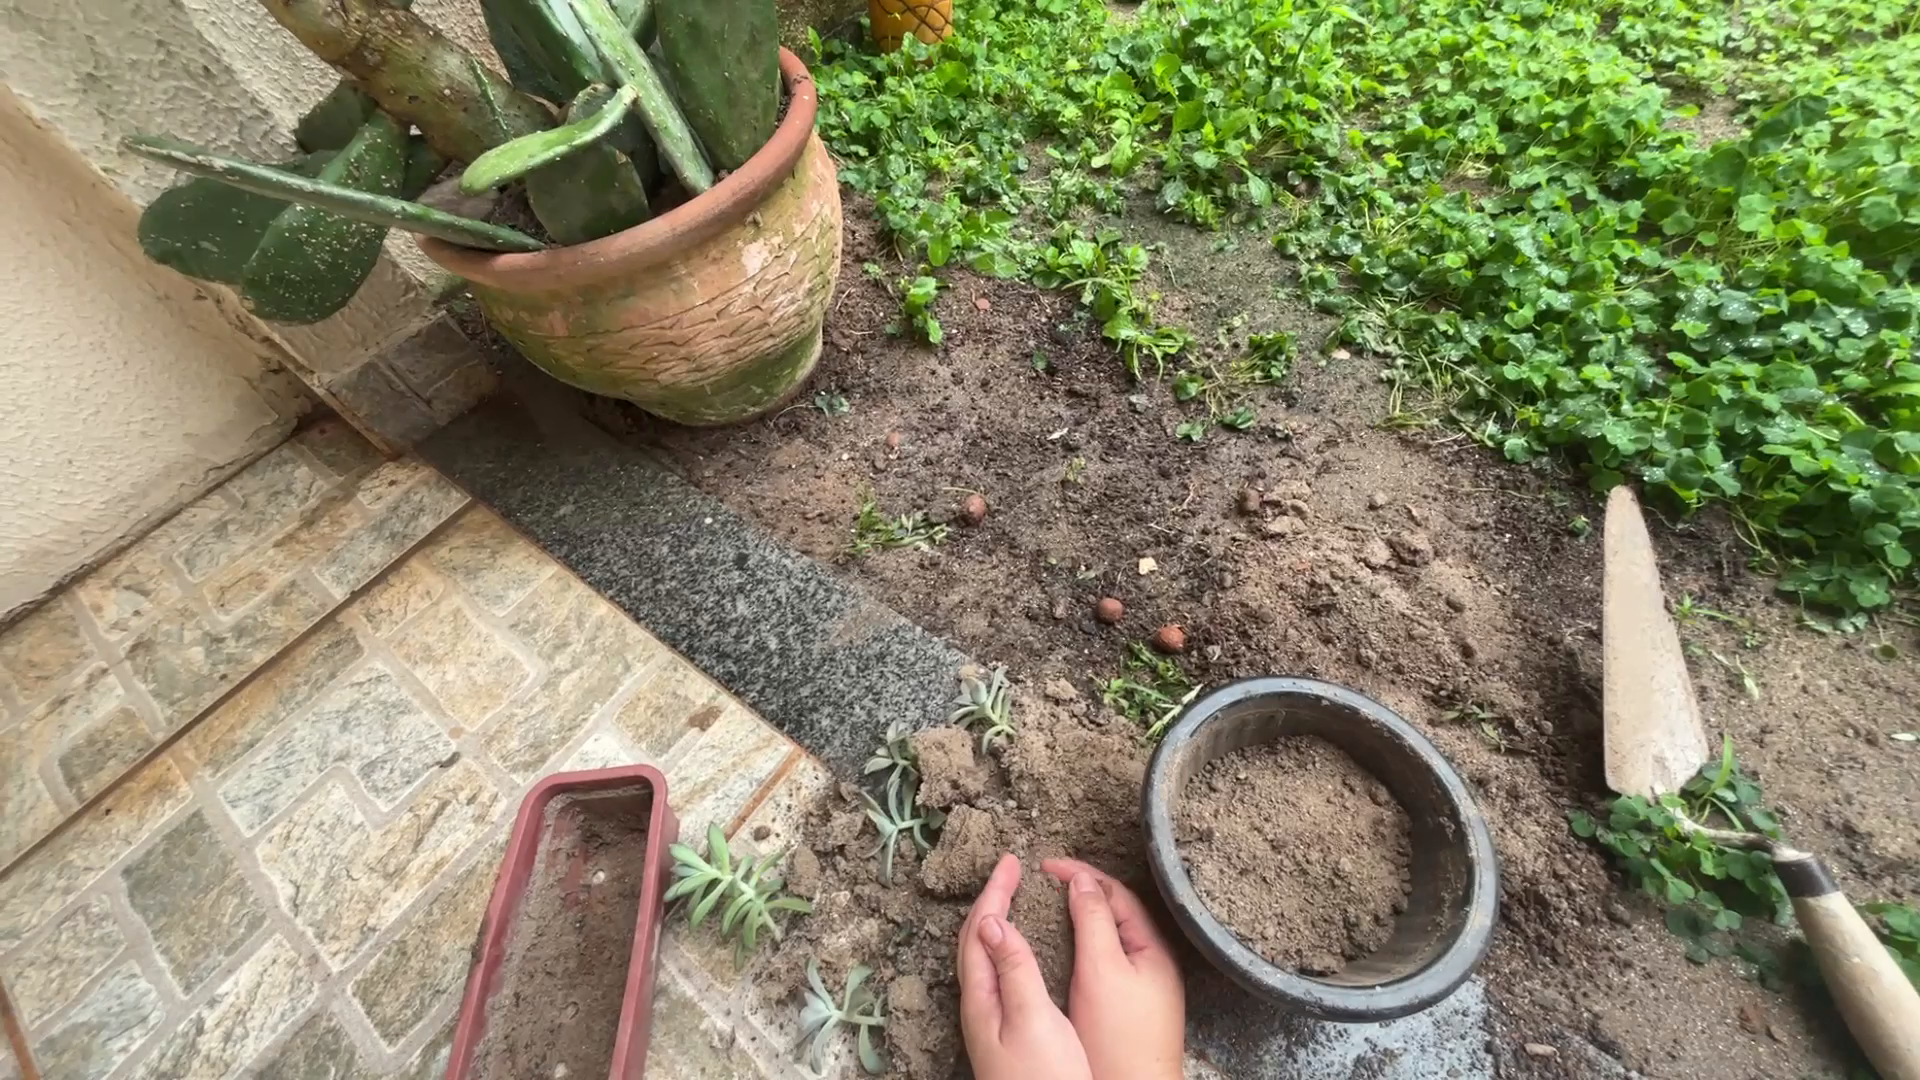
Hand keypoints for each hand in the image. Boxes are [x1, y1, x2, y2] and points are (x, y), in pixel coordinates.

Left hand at [959, 854, 1092, 1079]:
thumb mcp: (1034, 1020)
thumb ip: (1014, 968)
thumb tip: (992, 921)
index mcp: (981, 998)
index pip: (980, 929)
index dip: (995, 892)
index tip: (1012, 861)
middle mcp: (979, 1006)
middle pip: (976, 938)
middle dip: (992, 899)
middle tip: (1012, 870)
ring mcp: (989, 1020)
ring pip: (985, 955)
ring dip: (996, 919)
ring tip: (1013, 897)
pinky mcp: (1004, 1032)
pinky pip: (997, 970)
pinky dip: (1006, 944)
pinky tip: (1019, 948)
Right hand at [1042, 858, 1184, 1079]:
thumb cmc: (1120, 1041)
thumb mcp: (1102, 969)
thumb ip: (1092, 919)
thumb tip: (1081, 878)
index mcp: (1153, 947)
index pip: (1115, 892)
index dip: (1080, 874)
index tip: (1046, 867)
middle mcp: (1151, 961)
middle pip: (1113, 909)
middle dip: (1079, 889)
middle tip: (1046, 881)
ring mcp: (1140, 983)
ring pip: (1106, 933)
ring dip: (1079, 914)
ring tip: (1051, 904)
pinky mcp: (1126, 1003)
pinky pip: (1102, 956)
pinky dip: (1081, 940)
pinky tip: (1062, 944)